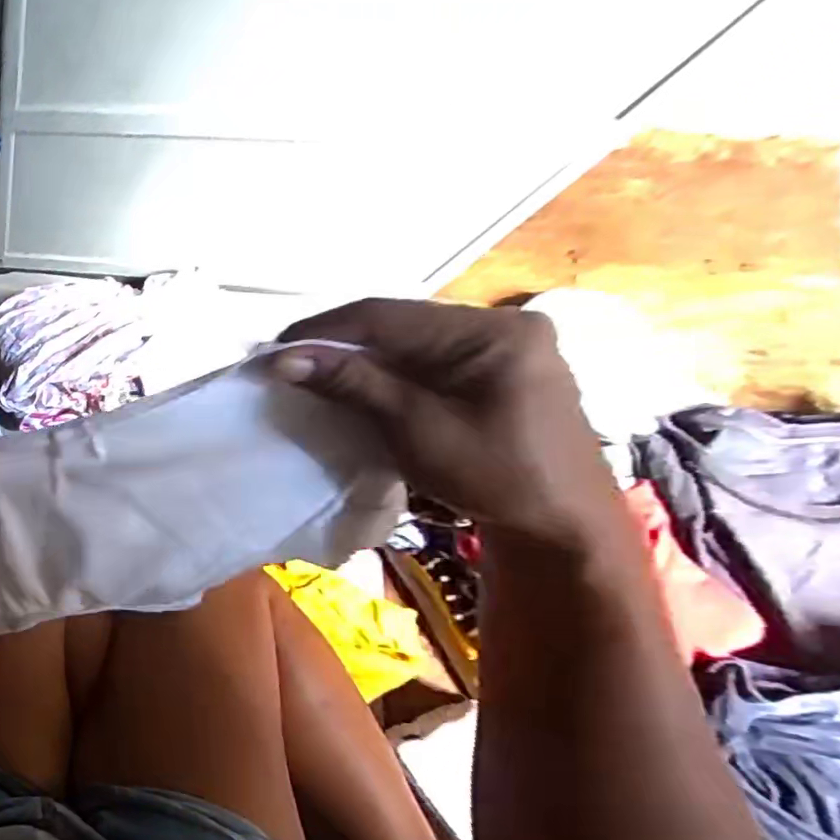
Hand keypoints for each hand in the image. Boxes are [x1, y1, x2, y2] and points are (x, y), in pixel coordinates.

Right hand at [274, 299, 617, 546]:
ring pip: (412, 339)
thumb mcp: (417, 429)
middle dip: (341, 341)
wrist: (562, 523)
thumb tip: (286, 359)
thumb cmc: (494, 477)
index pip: (389, 315)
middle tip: (290, 361)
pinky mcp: (498, 367)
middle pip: (401, 323)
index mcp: (492, 331)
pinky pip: (429, 357)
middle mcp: (501, 323)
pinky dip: (389, 369)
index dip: (325, 329)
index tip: (276, 346)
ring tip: (314, 371)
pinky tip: (361, 382)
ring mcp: (504, 344)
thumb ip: (355, 385)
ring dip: (362, 355)